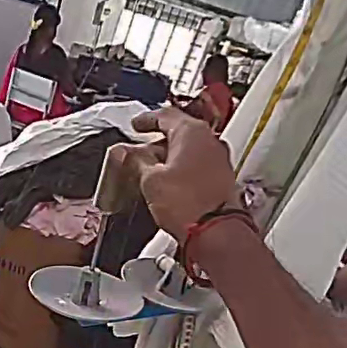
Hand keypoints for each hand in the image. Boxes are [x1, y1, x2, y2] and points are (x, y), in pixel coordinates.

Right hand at [129, 106, 238, 237]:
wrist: (215, 231)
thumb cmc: (188, 204)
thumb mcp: (150, 180)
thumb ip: (136, 162)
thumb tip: (125, 153)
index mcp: (192, 132)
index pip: (165, 116)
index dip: (147, 120)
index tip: (137, 124)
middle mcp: (210, 141)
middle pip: (179, 133)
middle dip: (157, 143)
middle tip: (139, 154)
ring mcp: (218, 161)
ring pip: (189, 151)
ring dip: (169, 159)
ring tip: (151, 173)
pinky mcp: (221, 180)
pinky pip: (197, 168)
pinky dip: (181, 172)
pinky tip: (169, 186)